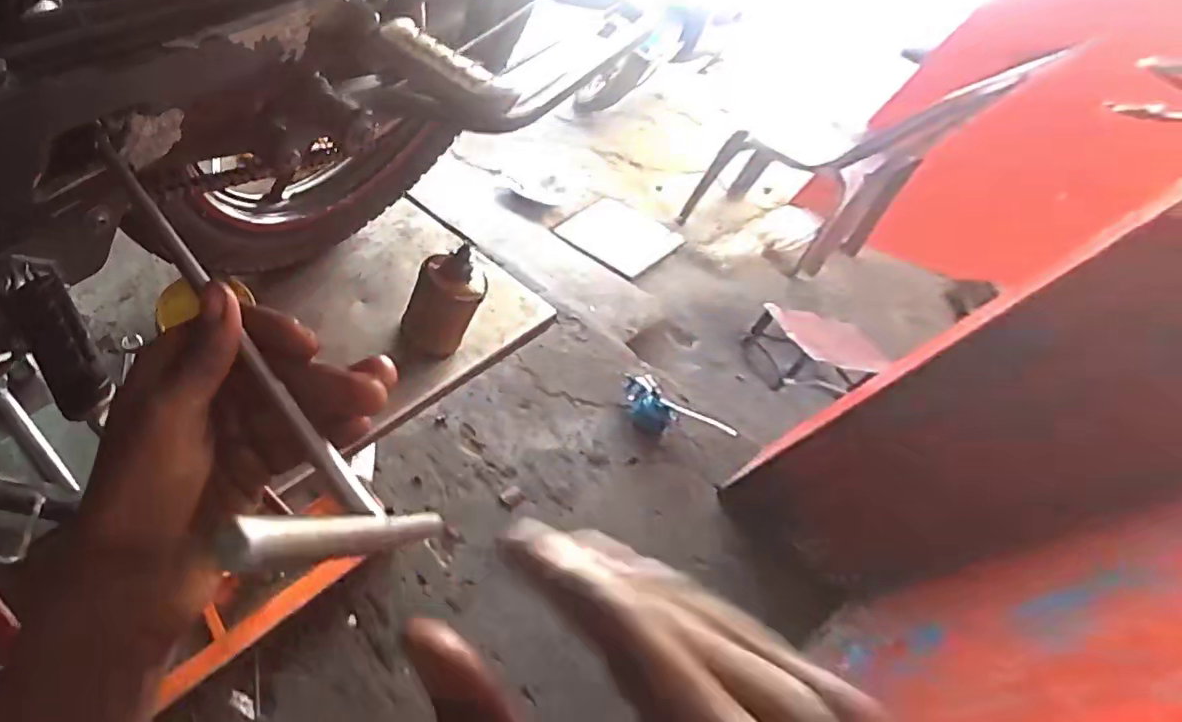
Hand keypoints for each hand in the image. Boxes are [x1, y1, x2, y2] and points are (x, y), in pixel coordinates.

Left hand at [0, 284, 395, 721]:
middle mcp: (204, 393)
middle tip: (370, 381)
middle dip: (315, 377)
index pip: (227, 332)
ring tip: (378, 393)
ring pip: (285, 406)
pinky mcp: (250, 469)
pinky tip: (355, 426)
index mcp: (173, 370)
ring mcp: (230, 432)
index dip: (269, 334)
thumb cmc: (139, 490)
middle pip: (267, 372)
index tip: (306, 346)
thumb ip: (203, 357)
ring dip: (330, 402)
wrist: (133, 584)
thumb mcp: (167, 416)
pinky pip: (288, 443)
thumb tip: (221, 290)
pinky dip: (321, 435)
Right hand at [403, 520, 886, 721]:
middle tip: (547, 545)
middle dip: (620, 582)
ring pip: (776, 660)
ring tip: (600, 560)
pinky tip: (681, 619)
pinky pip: (807, 690)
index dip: (576, 583)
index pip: (649, 654)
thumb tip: (424, 637)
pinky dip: (731, 637)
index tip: (514, 542)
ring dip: (676, 598)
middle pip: (712, 647)